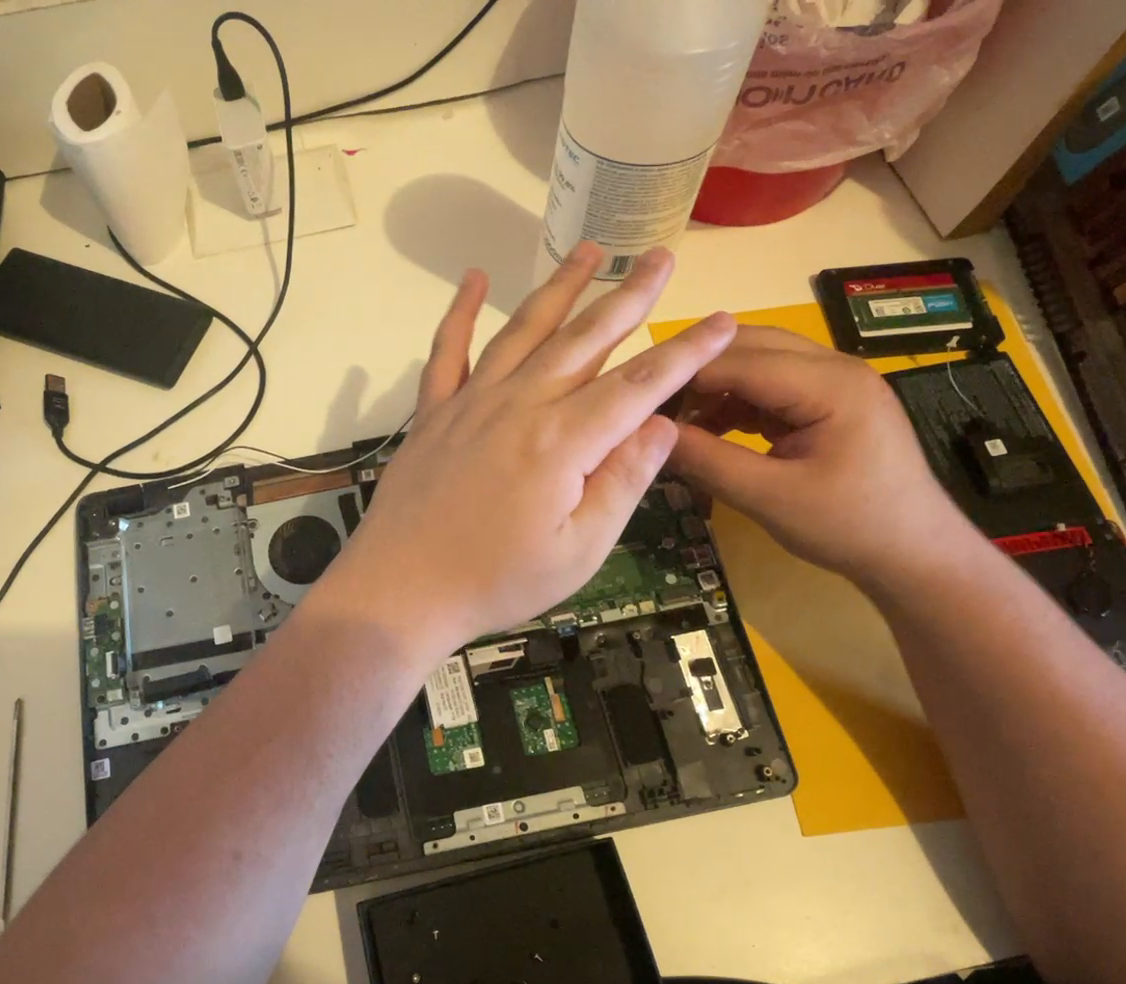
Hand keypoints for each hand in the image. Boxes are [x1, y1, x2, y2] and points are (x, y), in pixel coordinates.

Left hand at [305, 243, 739, 656]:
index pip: (639, 385)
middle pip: (585, 340)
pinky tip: (474, 279)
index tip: (724, 322)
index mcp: (563, 441)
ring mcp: (470, 403)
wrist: (401, 591)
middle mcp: (519, 405)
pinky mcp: (432, 413)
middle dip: (630, 297)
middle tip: (662, 256)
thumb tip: (661, 424)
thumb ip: (622, 483)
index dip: (687, 352)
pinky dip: (460, 312)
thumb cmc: (496, 582)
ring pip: (524, 331)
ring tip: (590, 249)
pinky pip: (447, 351)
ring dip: (560, 288)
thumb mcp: (580, 551)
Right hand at [666, 325, 969, 590]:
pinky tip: (707, 431)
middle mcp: (835, 367)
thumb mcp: (770, 498)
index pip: (740, 361)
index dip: (685, 377)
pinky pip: (770, 387)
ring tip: (673, 421)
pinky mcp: (828, 403)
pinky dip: (735, 403)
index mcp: (830, 384)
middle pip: (749, 346)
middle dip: (697, 373)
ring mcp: (835, 383)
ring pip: (758, 363)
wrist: (913, 555)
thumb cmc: (849, 527)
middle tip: (649, 405)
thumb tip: (648, 436)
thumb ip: (709, 462)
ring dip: (714, 386)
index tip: (636, 401)